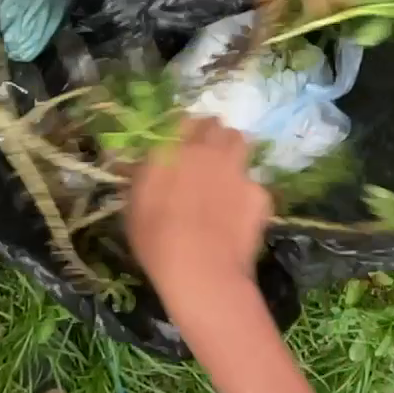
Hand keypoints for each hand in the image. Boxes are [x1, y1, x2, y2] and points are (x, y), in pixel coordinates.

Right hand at [126, 118, 272, 328]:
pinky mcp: (260, 194)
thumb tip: (142, 166)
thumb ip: (142, 178)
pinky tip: (238, 214)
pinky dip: (246, 193)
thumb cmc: (156, 240)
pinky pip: (253, 183)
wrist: (201, 271)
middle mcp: (207, 152)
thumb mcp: (133, 207)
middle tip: (206, 155)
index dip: (184, 131)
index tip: (181, 144)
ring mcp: (238, 171)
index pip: (184, 121)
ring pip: (242, 143)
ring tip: (226, 175)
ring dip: (233, 151)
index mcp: (173, 151)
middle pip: (218, 126)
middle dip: (213, 135)